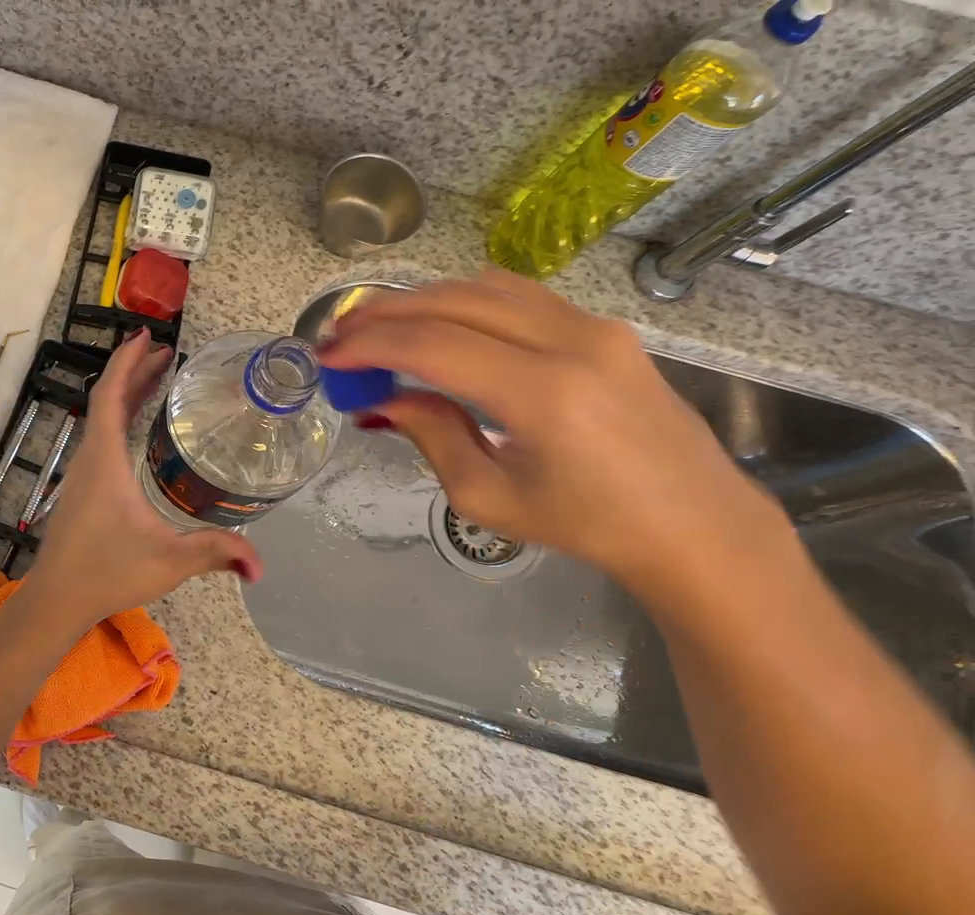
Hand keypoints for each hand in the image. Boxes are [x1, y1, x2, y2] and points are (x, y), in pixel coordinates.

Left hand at [25, 328, 262, 626]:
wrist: (55, 600)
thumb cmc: (106, 573)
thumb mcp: (169, 561)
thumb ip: (215, 553)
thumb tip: (259, 565)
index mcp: (104, 461)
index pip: (110, 396)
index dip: (127, 362)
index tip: (145, 335)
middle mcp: (88, 461)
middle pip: (107, 403)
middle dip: (134, 373)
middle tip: (165, 353)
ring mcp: (80, 477)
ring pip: (101, 423)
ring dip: (125, 397)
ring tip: (156, 381)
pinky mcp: (79, 494)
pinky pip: (99, 443)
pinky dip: (118, 422)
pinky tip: (136, 434)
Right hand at [320, 267, 790, 593]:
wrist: (691, 521)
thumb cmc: (585, 524)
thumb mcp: (488, 496)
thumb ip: (433, 436)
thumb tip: (385, 401)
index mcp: (543, 394)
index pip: (434, 345)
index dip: (370, 345)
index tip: (327, 357)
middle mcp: (573, 342)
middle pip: (456, 301)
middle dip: (386, 313)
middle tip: (339, 334)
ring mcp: (595, 327)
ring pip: (487, 288)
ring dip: (423, 301)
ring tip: (376, 327)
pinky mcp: (604, 328)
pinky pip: (518, 297)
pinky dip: (464, 303)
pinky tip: (436, 325)